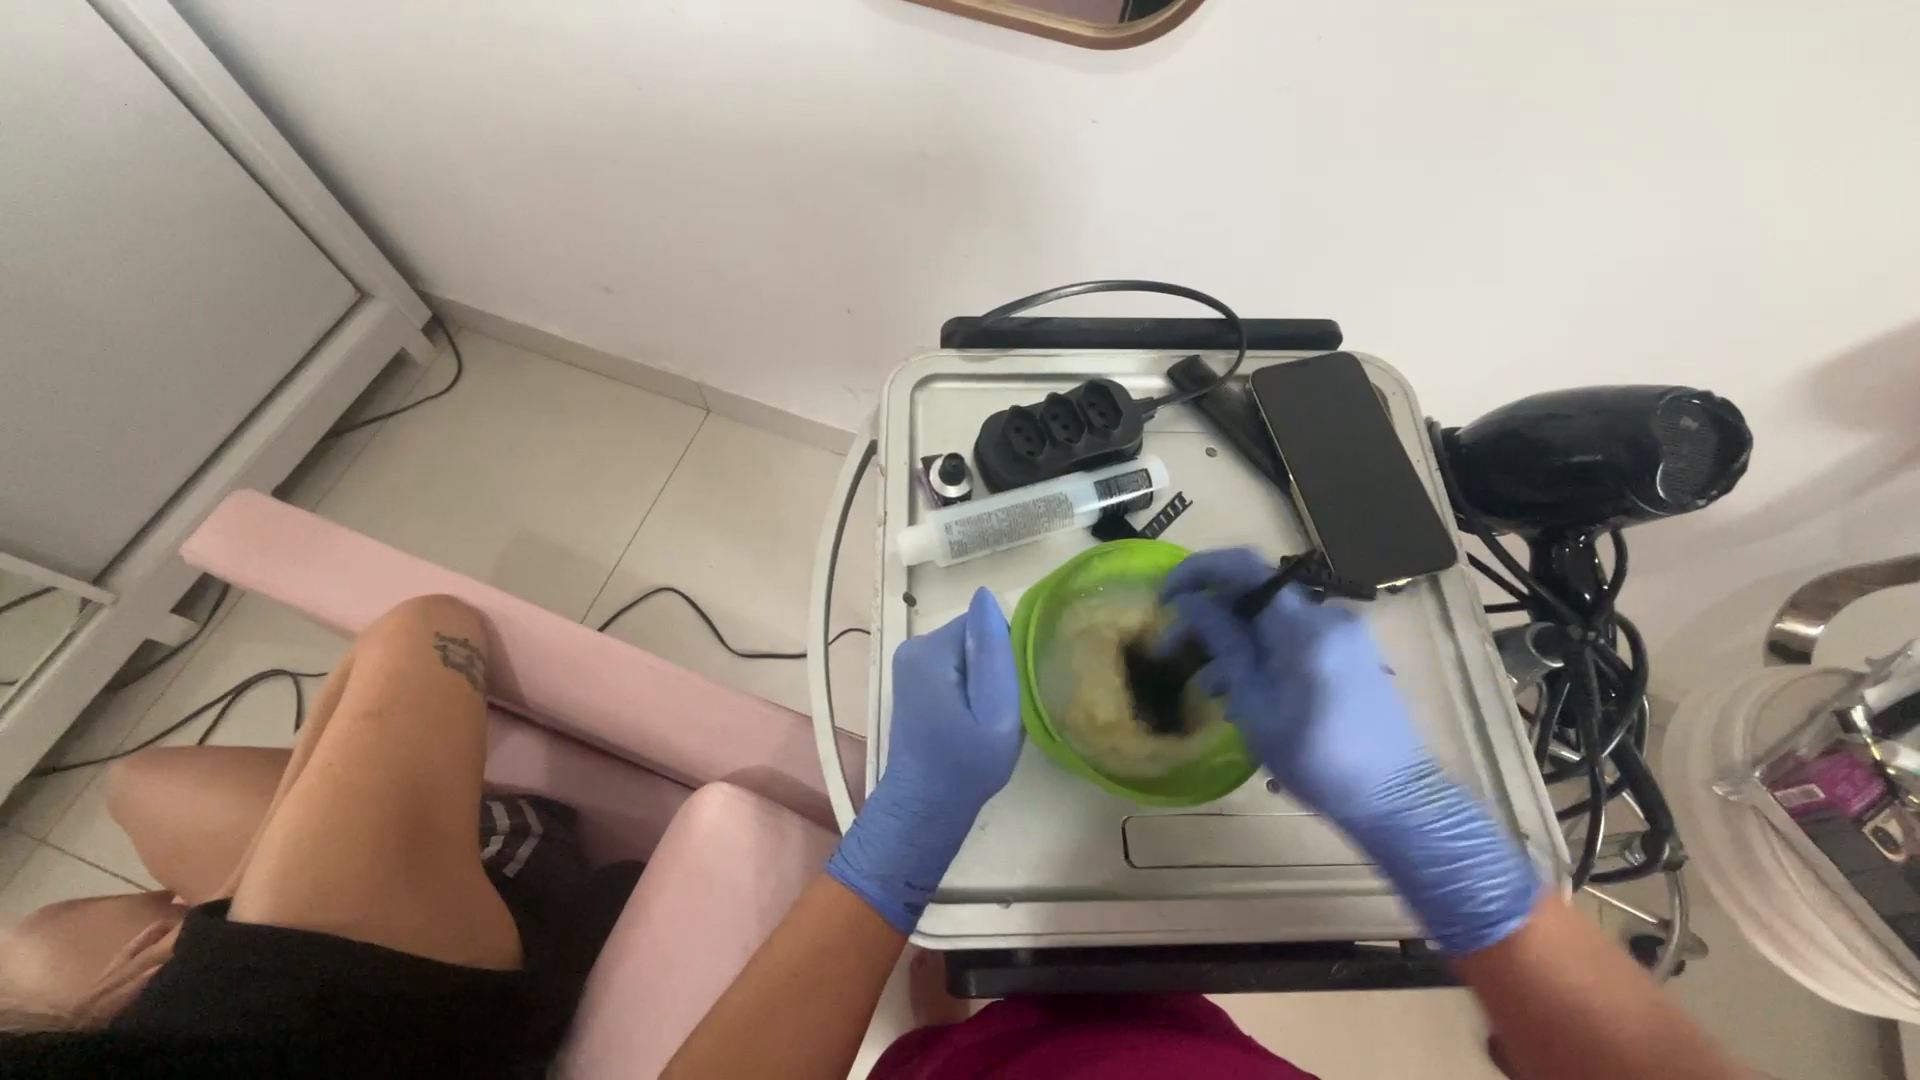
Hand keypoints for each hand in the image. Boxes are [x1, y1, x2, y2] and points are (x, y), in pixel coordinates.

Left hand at [827, 587, 1022, 933]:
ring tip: (989, 715)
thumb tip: (987, 596)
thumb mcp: (996, 712)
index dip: (1008, 652)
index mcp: (930, 650)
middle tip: (1004, 707)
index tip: (1015, 688)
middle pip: (973, 635)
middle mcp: (913, 648)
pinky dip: (968, 686)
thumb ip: (995, 654)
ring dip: (983, 677)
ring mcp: (908, 665)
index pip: (984, 624)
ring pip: (965, 652)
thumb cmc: (966, 765)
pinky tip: (973, 717)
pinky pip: (953, 667)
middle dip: (994, 665)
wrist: (925, 808)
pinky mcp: (912, 681)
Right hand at [1164, 548, 1539, 953]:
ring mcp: (1340, 637)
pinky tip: (1238, 695)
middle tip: (1168, 653)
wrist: (1396, 803)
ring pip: (1268, 621)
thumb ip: (1224, 644)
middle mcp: (1326, 618)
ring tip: (1201, 688)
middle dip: (1206, 619)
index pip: (1243, 566)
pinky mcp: (1347, 657)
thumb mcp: (1256, 703)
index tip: (1164, 599)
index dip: (1197, 571)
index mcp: (1304, 626)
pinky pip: (1290, 640)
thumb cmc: (1318, 758)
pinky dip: (1259, 655)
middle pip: (1252, 596)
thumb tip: (1189, 602)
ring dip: (1229, 644)